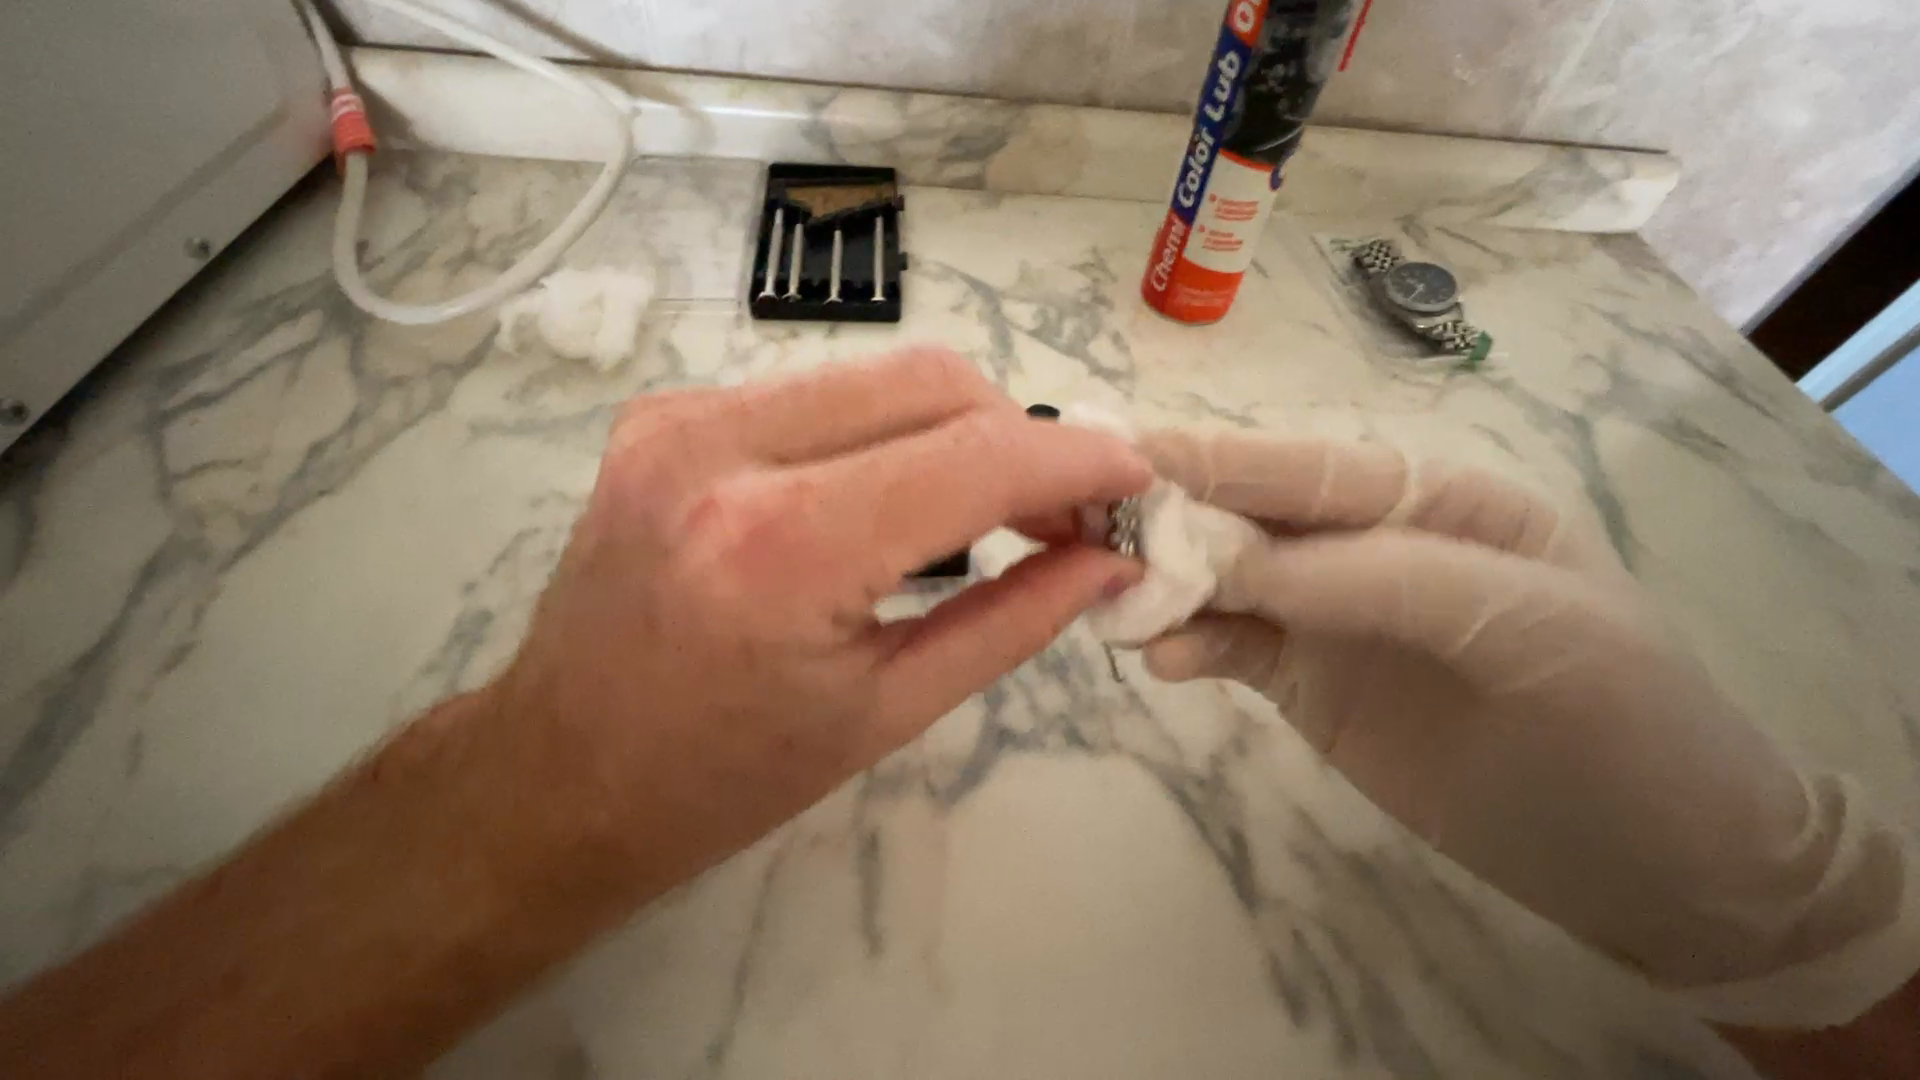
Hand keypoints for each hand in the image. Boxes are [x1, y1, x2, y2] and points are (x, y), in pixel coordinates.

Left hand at [483, 349, 1148, 903]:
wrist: (559, 773)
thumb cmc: (726, 775)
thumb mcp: (888, 710)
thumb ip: (1012, 620)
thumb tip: (1109, 562)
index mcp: (782, 547)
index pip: (974, 457)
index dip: (1076, 457)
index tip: (1133, 478)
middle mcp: (724, 450)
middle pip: (934, 383)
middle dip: (1023, 435)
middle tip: (1060, 510)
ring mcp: (682, 417)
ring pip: (880, 374)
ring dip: (960, 427)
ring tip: (991, 504)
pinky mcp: (665, 413)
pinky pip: (821, 392)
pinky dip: (887, 428)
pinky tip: (898, 492)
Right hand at [1134, 429, 1919, 1027]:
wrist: (1653, 867)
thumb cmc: (1620, 722)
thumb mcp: (1530, 627)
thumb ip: (1385, 578)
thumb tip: (1241, 562)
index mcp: (1431, 500)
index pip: (1307, 470)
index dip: (1217, 461)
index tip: (1126, 457)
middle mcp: (1364, 543)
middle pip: (1247, 514)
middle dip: (1166, 513)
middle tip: (1078, 516)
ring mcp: (1326, 612)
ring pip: (1222, 578)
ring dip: (1163, 582)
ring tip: (1103, 596)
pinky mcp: (1302, 676)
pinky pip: (1228, 644)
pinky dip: (1187, 644)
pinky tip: (1158, 659)